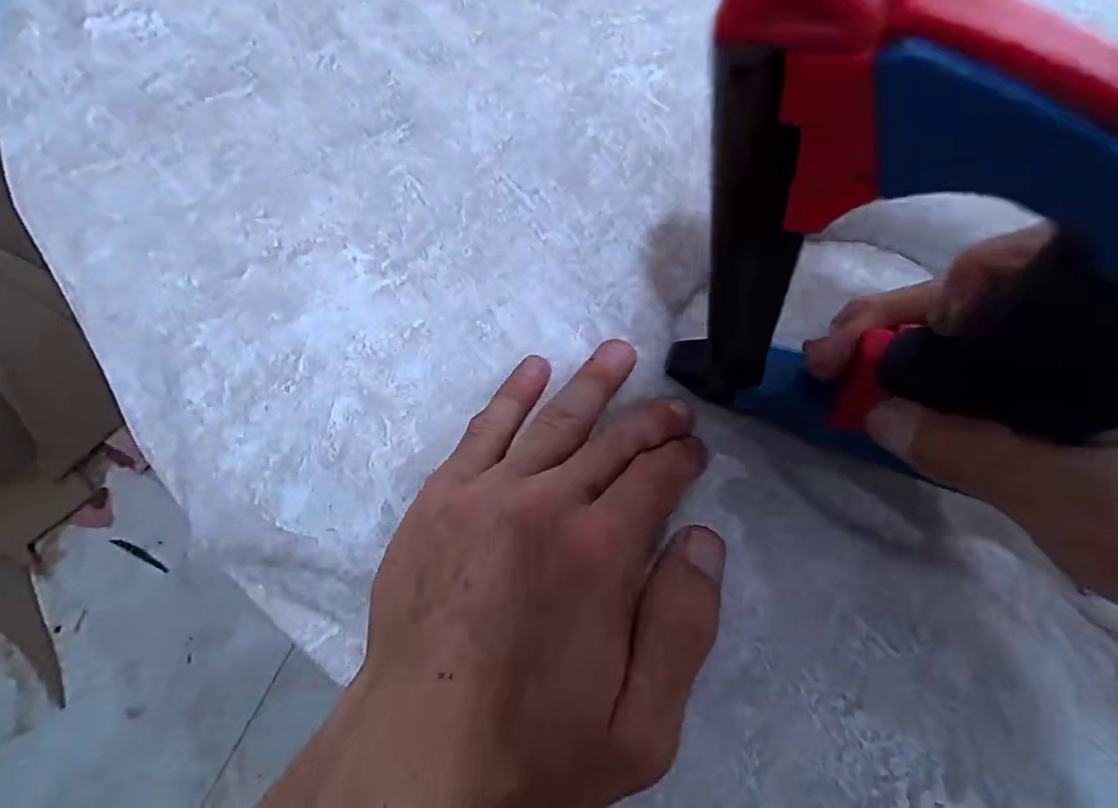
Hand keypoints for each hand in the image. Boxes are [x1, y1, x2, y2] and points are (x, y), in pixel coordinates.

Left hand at [265, 341, 724, 807]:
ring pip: (555, 420)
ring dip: (593, 382)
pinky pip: (484, 431)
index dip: (684, 455)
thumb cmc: (537, 749)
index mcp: (601, 552)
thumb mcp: (642, 726)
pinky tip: (534, 368)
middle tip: (675, 410)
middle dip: (653, 418)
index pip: (658, 474)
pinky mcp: (439, 502)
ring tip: (619, 352)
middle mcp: (548, 506)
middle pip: (614, 439)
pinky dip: (512, 394)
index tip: (696, 450)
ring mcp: (487, 496)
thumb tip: (703, 537)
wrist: (414, 770)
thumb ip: (686, 625)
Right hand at [806, 226, 1117, 618]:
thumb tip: (876, 415)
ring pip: (974, 324)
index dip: (978, 277)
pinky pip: (977, 359)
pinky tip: (881, 380)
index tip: (939, 323)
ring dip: (902, 338)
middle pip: (989, 293)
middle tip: (835, 348)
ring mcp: (1068, 349)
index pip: (1050, 262)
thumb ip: (975, 454)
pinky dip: (925, 368)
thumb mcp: (1076, 500)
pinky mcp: (1044, 379)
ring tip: (838, 362)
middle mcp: (1104, 318)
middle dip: (905, 314)